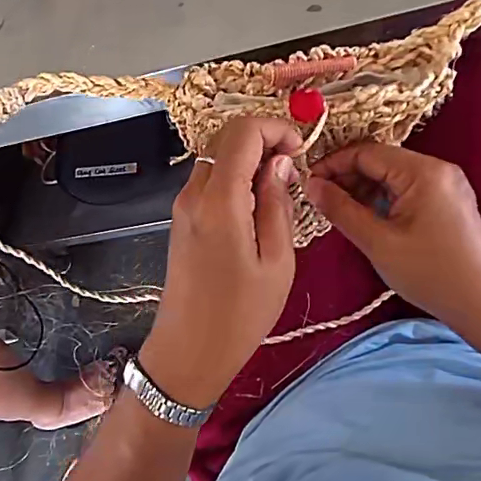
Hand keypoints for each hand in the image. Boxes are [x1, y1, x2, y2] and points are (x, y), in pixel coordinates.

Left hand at [140, 117, 301, 408]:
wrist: (187, 352)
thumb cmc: (240, 315)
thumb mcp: (277, 261)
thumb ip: (279, 204)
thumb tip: (280, 164)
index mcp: (219, 201)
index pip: (242, 132)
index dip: (276, 129)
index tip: (300, 151)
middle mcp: (194, 193)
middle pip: (225, 136)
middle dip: (263, 138)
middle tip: (292, 166)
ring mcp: (182, 204)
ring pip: (216, 155)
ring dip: (248, 156)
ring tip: (278, 187)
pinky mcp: (181, 217)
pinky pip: (209, 178)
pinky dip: (234, 174)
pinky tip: (256, 202)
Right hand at [304, 142, 480, 325]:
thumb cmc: (430, 273)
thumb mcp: (377, 242)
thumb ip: (341, 209)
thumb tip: (311, 184)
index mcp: (423, 171)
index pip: (367, 152)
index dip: (333, 164)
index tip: (309, 182)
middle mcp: (438, 168)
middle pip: (381, 160)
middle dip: (348, 176)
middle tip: (321, 199)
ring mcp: (447, 183)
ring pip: (393, 174)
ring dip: (364, 188)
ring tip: (340, 211)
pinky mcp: (449, 199)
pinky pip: (407, 187)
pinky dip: (383, 197)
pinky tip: (366, 217)